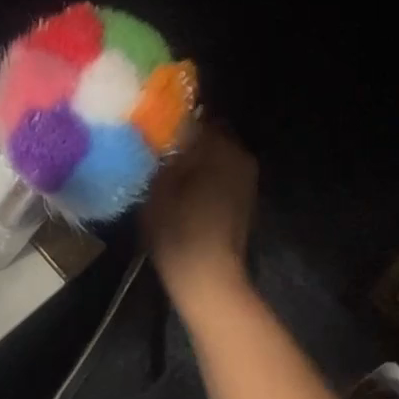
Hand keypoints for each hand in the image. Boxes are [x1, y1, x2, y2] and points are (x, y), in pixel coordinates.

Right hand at [142, 127, 258, 288]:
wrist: (207, 278)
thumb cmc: (178, 232)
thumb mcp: (157, 191)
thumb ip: (161, 158)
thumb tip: (160, 139)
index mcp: (221, 148)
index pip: (196, 121)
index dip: (172, 128)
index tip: (152, 141)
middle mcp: (241, 157)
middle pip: (210, 139)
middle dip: (186, 147)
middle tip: (157, 162)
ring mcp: (246, 181)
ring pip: (217, 160)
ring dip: (195, 167)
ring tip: (168, 182)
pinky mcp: (243, 203)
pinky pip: (221, 180)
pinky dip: (203, 185)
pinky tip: (184, 201)